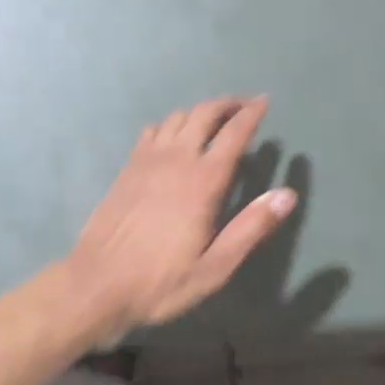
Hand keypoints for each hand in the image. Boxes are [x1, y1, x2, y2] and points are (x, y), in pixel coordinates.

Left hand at [70, 97, 295, 330]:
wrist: (97, 284)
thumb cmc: (161, 281)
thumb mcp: (214, 267)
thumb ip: (251, 228)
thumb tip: (288, 194)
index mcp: (204, 180)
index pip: (234, 133)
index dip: (251, 113)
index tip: (265, 101)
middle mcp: (178, 158)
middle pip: (205, 113)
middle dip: (228, 104)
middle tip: (244, 106)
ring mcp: (149, 158)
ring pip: (179, 116)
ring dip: (201, 111)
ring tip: (214, 120)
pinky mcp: (129, 165)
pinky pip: (154, 128)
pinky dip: (171, 123)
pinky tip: (175, 136)